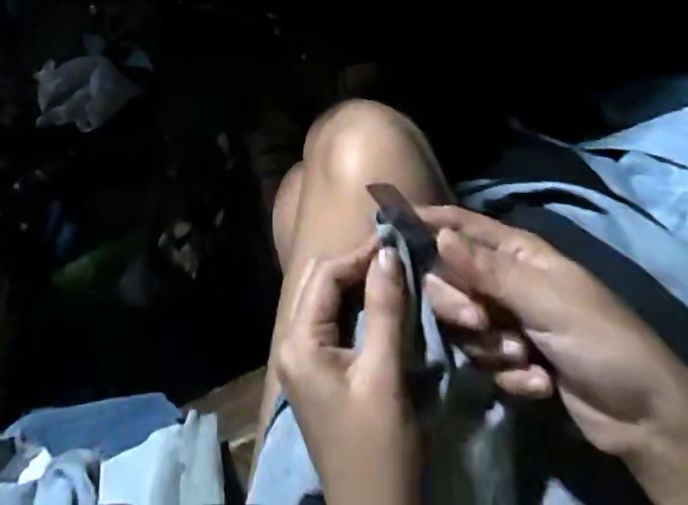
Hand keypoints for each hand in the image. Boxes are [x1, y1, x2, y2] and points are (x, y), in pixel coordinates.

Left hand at [273, 238, 420, 504]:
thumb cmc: (379, 446)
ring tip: (394, 273)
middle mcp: (291, 345)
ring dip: (358, 285)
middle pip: (320, 284)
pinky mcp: (319, 373)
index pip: (324, 276)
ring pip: (327, 301)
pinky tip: (384, 303)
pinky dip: (357, 307)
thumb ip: (384, 308)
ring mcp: (303, 361)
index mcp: (298, 343)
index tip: (396, 241)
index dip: (359, 254)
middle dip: (356, 265)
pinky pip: (334, 323)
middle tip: (396, 257)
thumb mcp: (385, 374)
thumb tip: (388, 251)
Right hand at [418, 207, 687, 504]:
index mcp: (518, 252)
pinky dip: (509, 374)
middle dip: (461, 305)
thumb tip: (438, 234)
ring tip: (525, 359)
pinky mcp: (514, 359)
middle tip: (483, 322)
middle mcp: (507, 280)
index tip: (387, 223)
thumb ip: (486, 268)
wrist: (646, 417)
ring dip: (490, 347)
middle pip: (452, 279)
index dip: (426, 221)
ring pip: (464, 324)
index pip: (461, 225)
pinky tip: (539, 382)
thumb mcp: (544, 298)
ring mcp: (510, 320)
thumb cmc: (599, 339)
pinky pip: (484, 359)